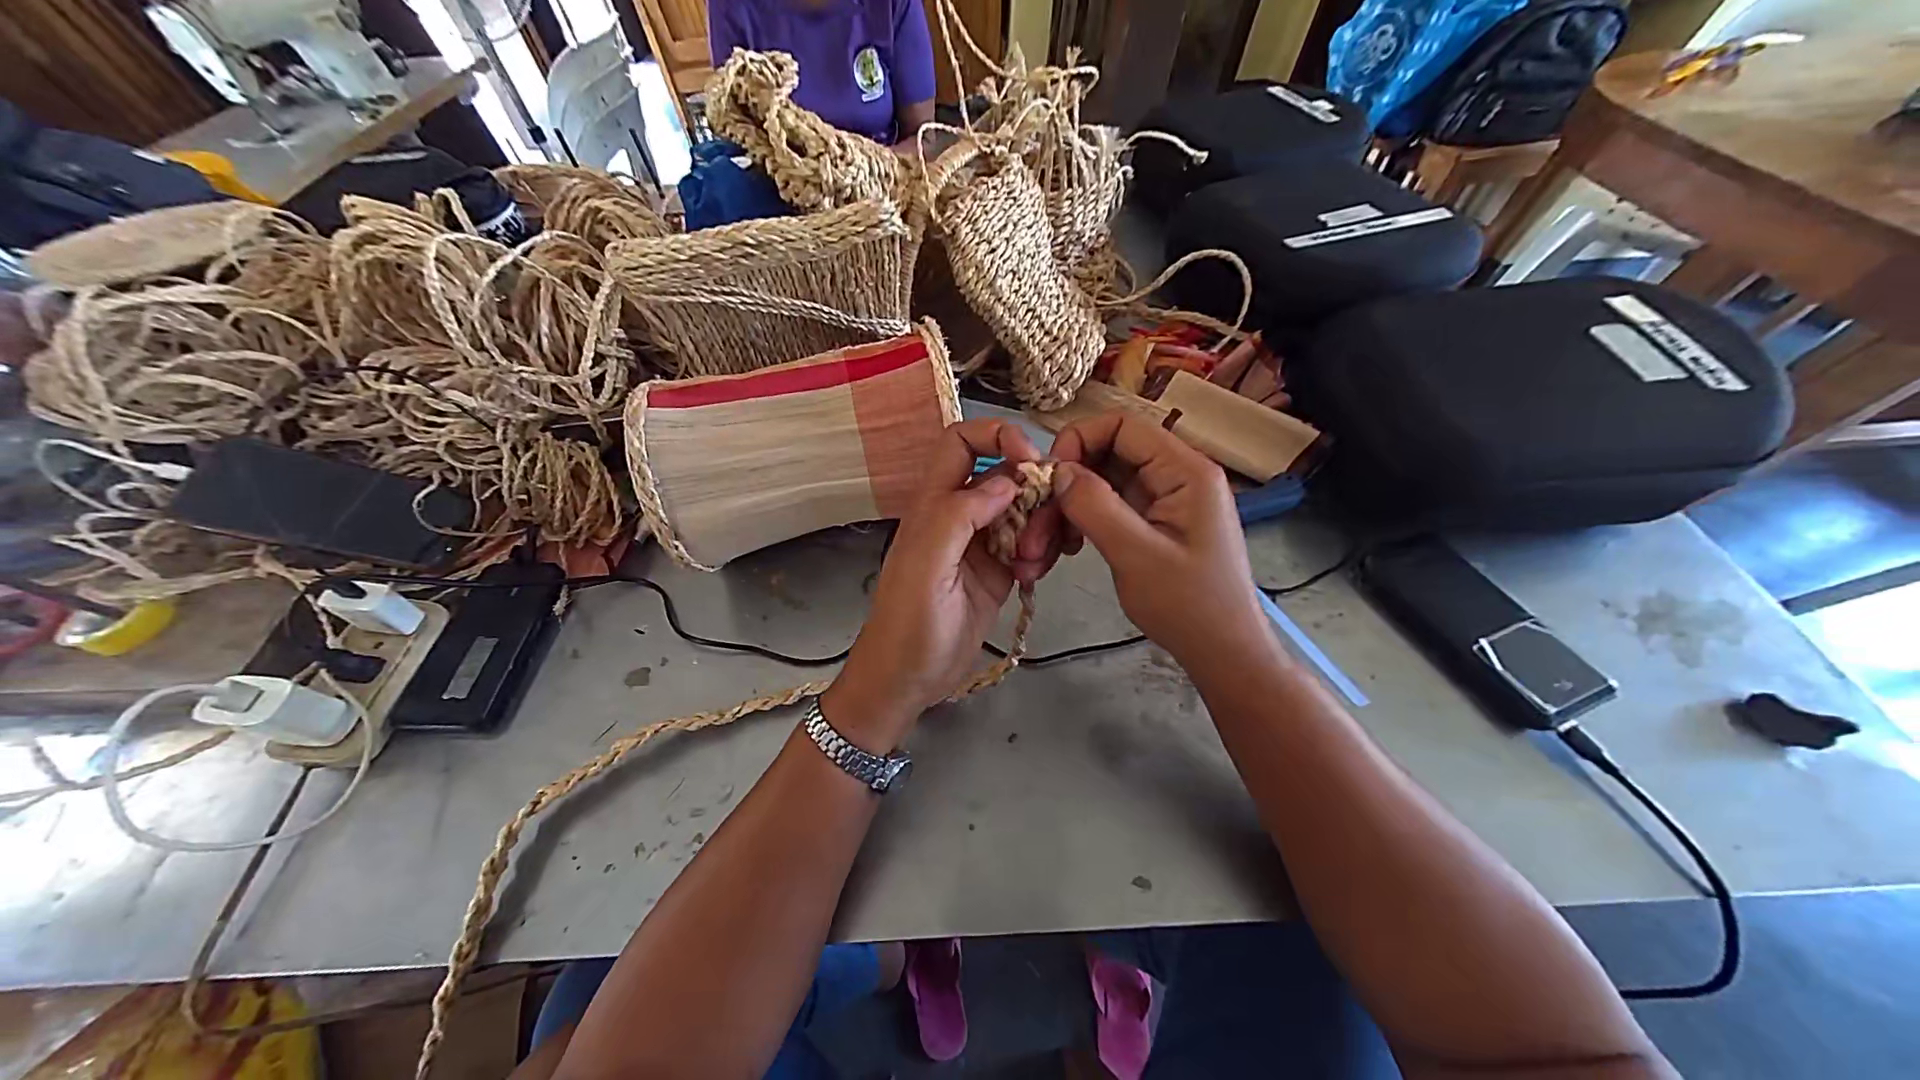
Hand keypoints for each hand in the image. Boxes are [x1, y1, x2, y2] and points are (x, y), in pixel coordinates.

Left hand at [822, 420, 1047, 750]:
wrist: (907, 681)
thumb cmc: (908, 624)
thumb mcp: (926, 565)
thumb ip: (959, 515)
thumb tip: (1008, 479)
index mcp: (934, 503)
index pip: (962, 442)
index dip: (996, 436)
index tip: (1029, 461)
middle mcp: (960, 515)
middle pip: (1005, 475)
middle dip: (1031, 492)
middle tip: (1042, 531)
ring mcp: (982, 544)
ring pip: (1023, 510)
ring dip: (1039, 528)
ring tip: (1031, 564)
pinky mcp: (999, 571)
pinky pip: (1029, 544)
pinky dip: (1040, 553)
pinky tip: (1032, 577)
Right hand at [1048, 413, 1264, 663]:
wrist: (1223, 651)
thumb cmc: (1188, 606)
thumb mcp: (1136, 555)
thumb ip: (1095, 506)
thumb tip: (1057, 470)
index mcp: (1185, 471)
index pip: (1123, 425)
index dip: (1078, 440)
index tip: (1049, 478)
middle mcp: (1177, 475)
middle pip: (1109, 452)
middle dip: (1068, 480)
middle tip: (1038, 521)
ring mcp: (1166, 499)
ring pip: (1104, 480)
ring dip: (1070, 504)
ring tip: (1047, 543)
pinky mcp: (1155, 521)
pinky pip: (1110, 504)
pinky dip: (1084, 519)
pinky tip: (1068, 546)